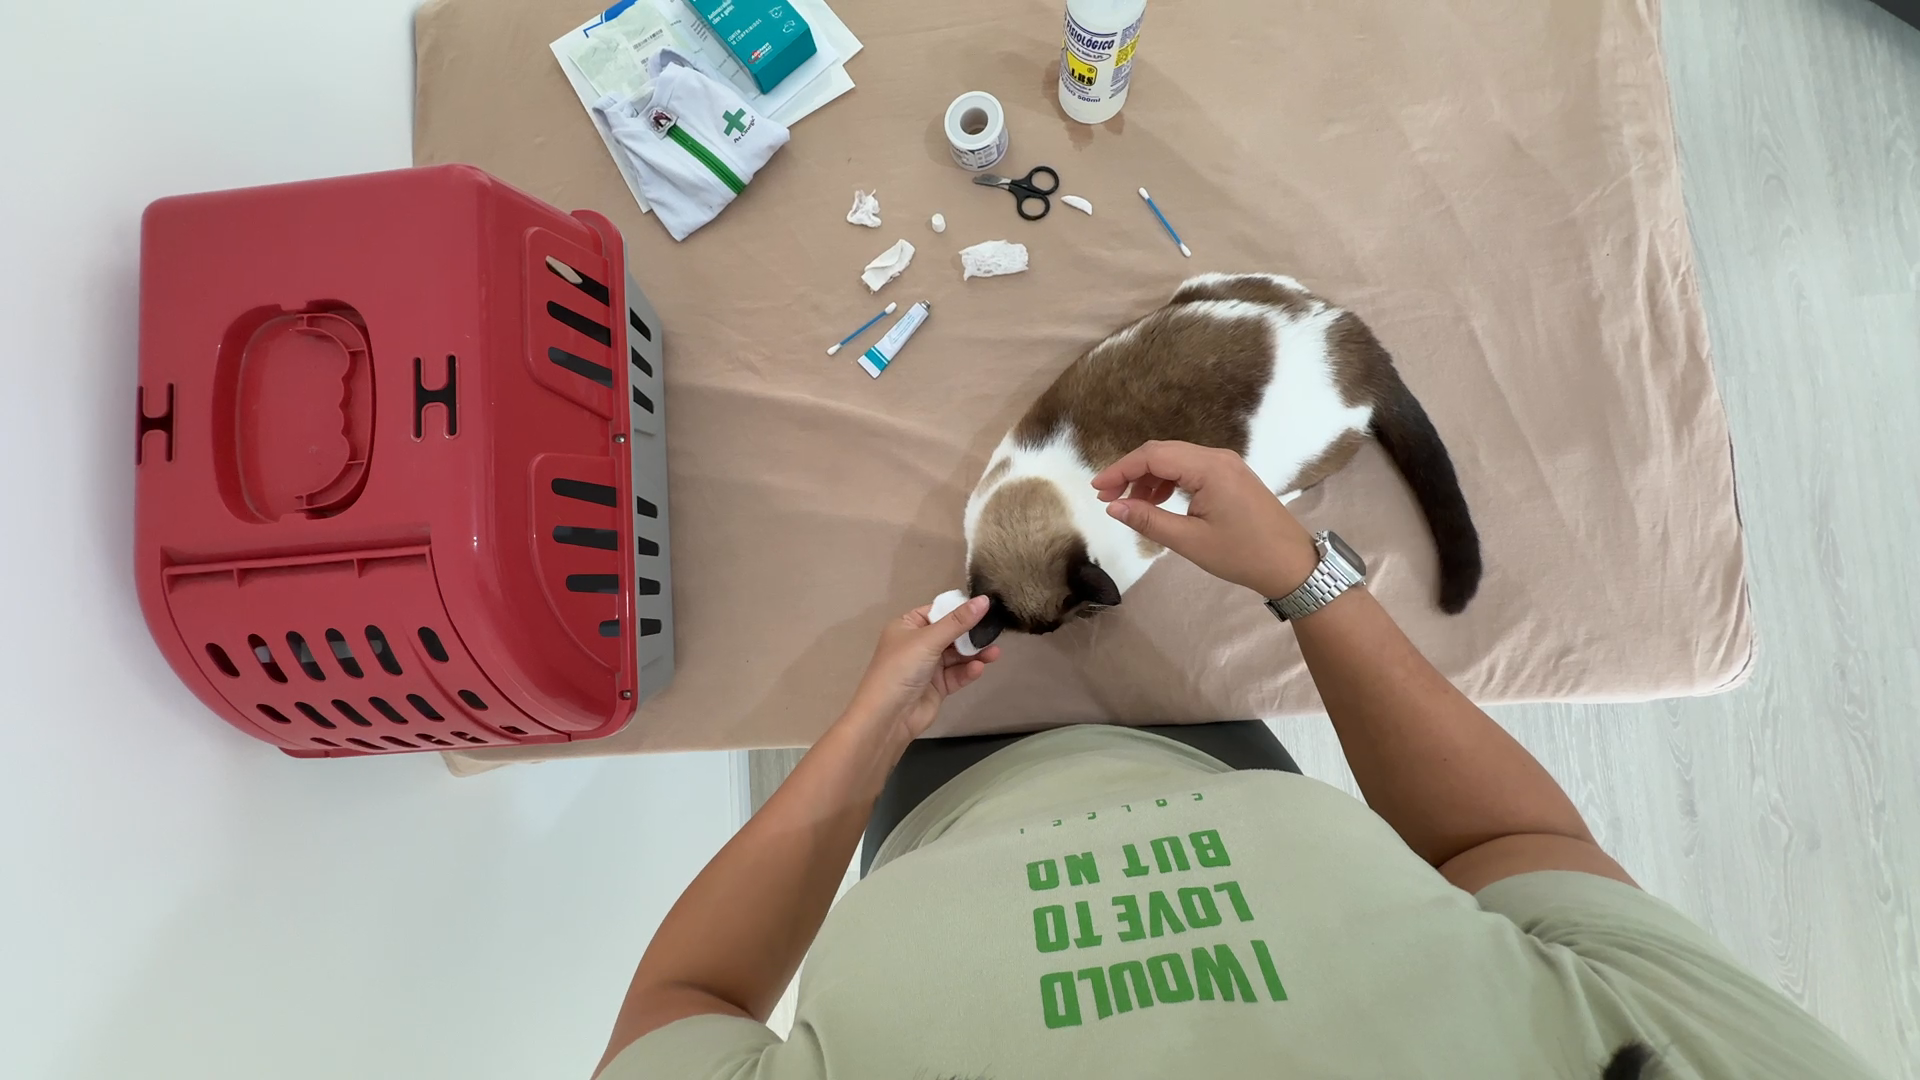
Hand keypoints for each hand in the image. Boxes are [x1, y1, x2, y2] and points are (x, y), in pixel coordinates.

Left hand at [843, 596, 1002, 742]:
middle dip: (971, 633)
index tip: (985, 606)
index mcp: (907, 626)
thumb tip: (984, 600)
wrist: (888, 717)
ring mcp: (927, 666)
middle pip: (950, 633)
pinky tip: (979, 668)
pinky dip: (968, 671)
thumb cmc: (902, 668)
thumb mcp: (929, 639)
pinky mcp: (937, 686)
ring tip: (994, 653)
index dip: (959, 609)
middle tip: (994, 631)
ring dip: (974, 654)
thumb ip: (958, 622)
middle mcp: (917, 644)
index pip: (937, 611)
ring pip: (957, 655)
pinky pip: (956, 674)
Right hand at [1091, 440, 1319, 598]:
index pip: (1153, 456)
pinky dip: (1167, 482)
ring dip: (1148, 478)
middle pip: (1162, 452)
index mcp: (1209, 469)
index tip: (1098, 491)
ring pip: (1175, 459)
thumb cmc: (1242, 554)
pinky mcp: (1230, 476)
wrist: (1292, 564)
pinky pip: (1190, 469)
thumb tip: (1113, 507)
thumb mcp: (1190, 541)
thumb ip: (1149, 520)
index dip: (1120, 470)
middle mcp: (1217, 458)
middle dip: (1130, 472)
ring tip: (1130, 505)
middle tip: (1108, 498)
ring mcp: (1226, 465)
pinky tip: (1157, 502)